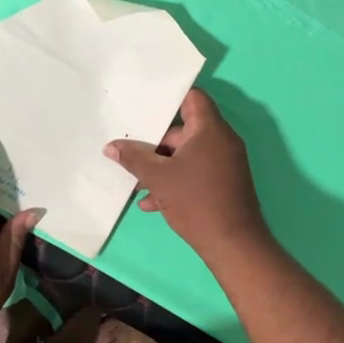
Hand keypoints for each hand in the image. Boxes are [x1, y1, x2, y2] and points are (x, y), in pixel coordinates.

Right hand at [105, 88, 270, 262]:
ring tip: (135, 181)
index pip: (193, 98)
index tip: (144, 102)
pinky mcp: (223, 183)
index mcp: (210, 130)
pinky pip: (195, 171)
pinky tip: (151, 201)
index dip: (169, 97)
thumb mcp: (157, 178)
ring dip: (161, 165)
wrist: (233, 244)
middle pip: (183, 130)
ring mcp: (224, 163)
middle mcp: (221, 142)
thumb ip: (133, 158)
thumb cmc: (196, 201)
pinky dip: (174, 180)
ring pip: (186, 154)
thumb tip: (111, 146)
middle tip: (128, 148)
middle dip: (154, 141)